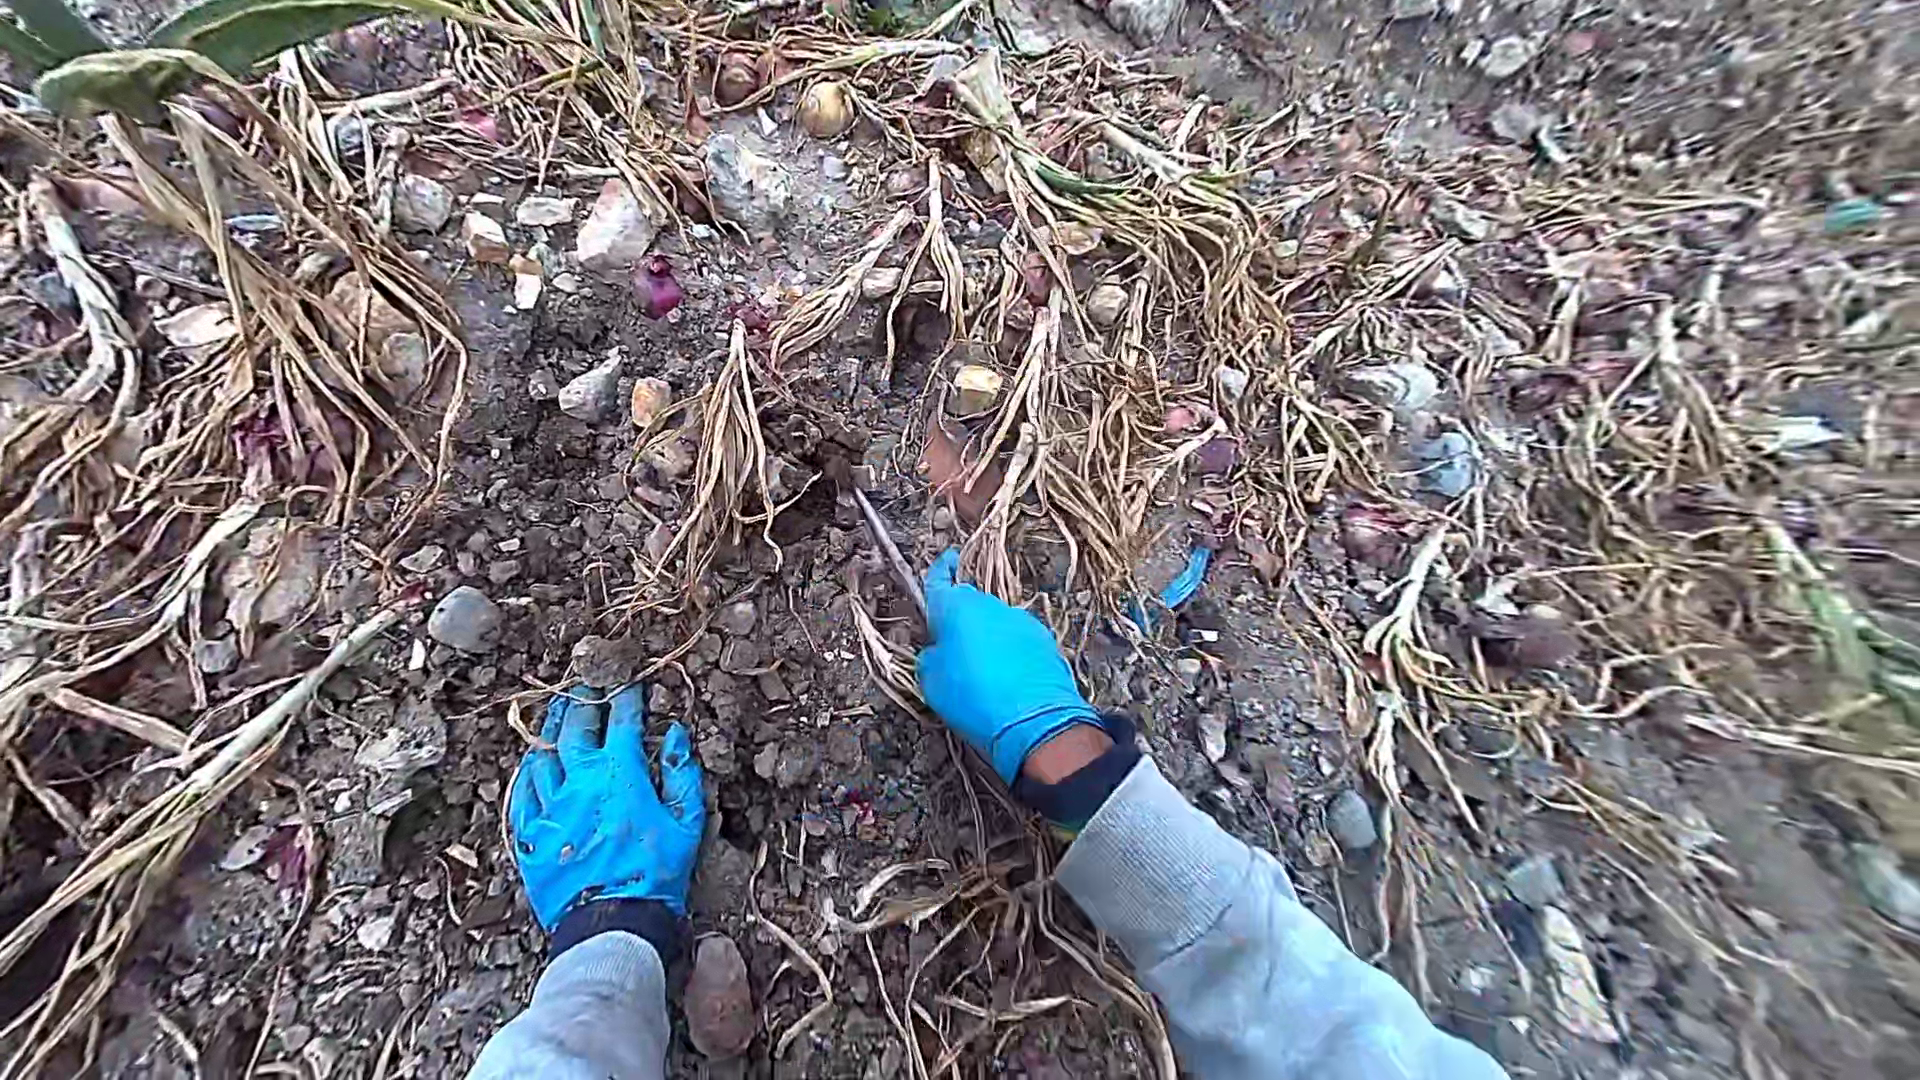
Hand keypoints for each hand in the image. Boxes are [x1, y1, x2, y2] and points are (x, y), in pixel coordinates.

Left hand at [509, 685, 704, 928]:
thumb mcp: (688, 817)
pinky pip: (520, 794)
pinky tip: (533, 762)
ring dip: (551, 728)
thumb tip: (676, 733)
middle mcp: (580, 783)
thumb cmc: (658, 869)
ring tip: (557, 711)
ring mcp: (549, 809)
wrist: (614, 925)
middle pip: (574, 727)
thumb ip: (683, 770)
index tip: (629, 682)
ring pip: (542, 755)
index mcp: (621, 775)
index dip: (626, 696)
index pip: (621, 720)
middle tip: (587, 685)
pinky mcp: (529, 837)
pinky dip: (527, 771)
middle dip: (583, 700)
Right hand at [916, 549, 1101, 782]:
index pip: (940, 578)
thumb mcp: (931, 682)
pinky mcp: (1043, 638)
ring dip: (987, 637)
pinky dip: (1010, 651)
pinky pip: (1017, 639)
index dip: (940, 570)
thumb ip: (930, 656)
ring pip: (995, 621)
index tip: (945, 562)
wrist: (1034, 720)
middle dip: (961, 620)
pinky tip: (1006, 678)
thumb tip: (938, 651)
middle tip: (952, 648)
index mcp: (956, 607)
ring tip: (981, 672)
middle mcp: (989, 605)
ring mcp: (1019, 620)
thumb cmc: (973, 697)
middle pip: (969, 603)